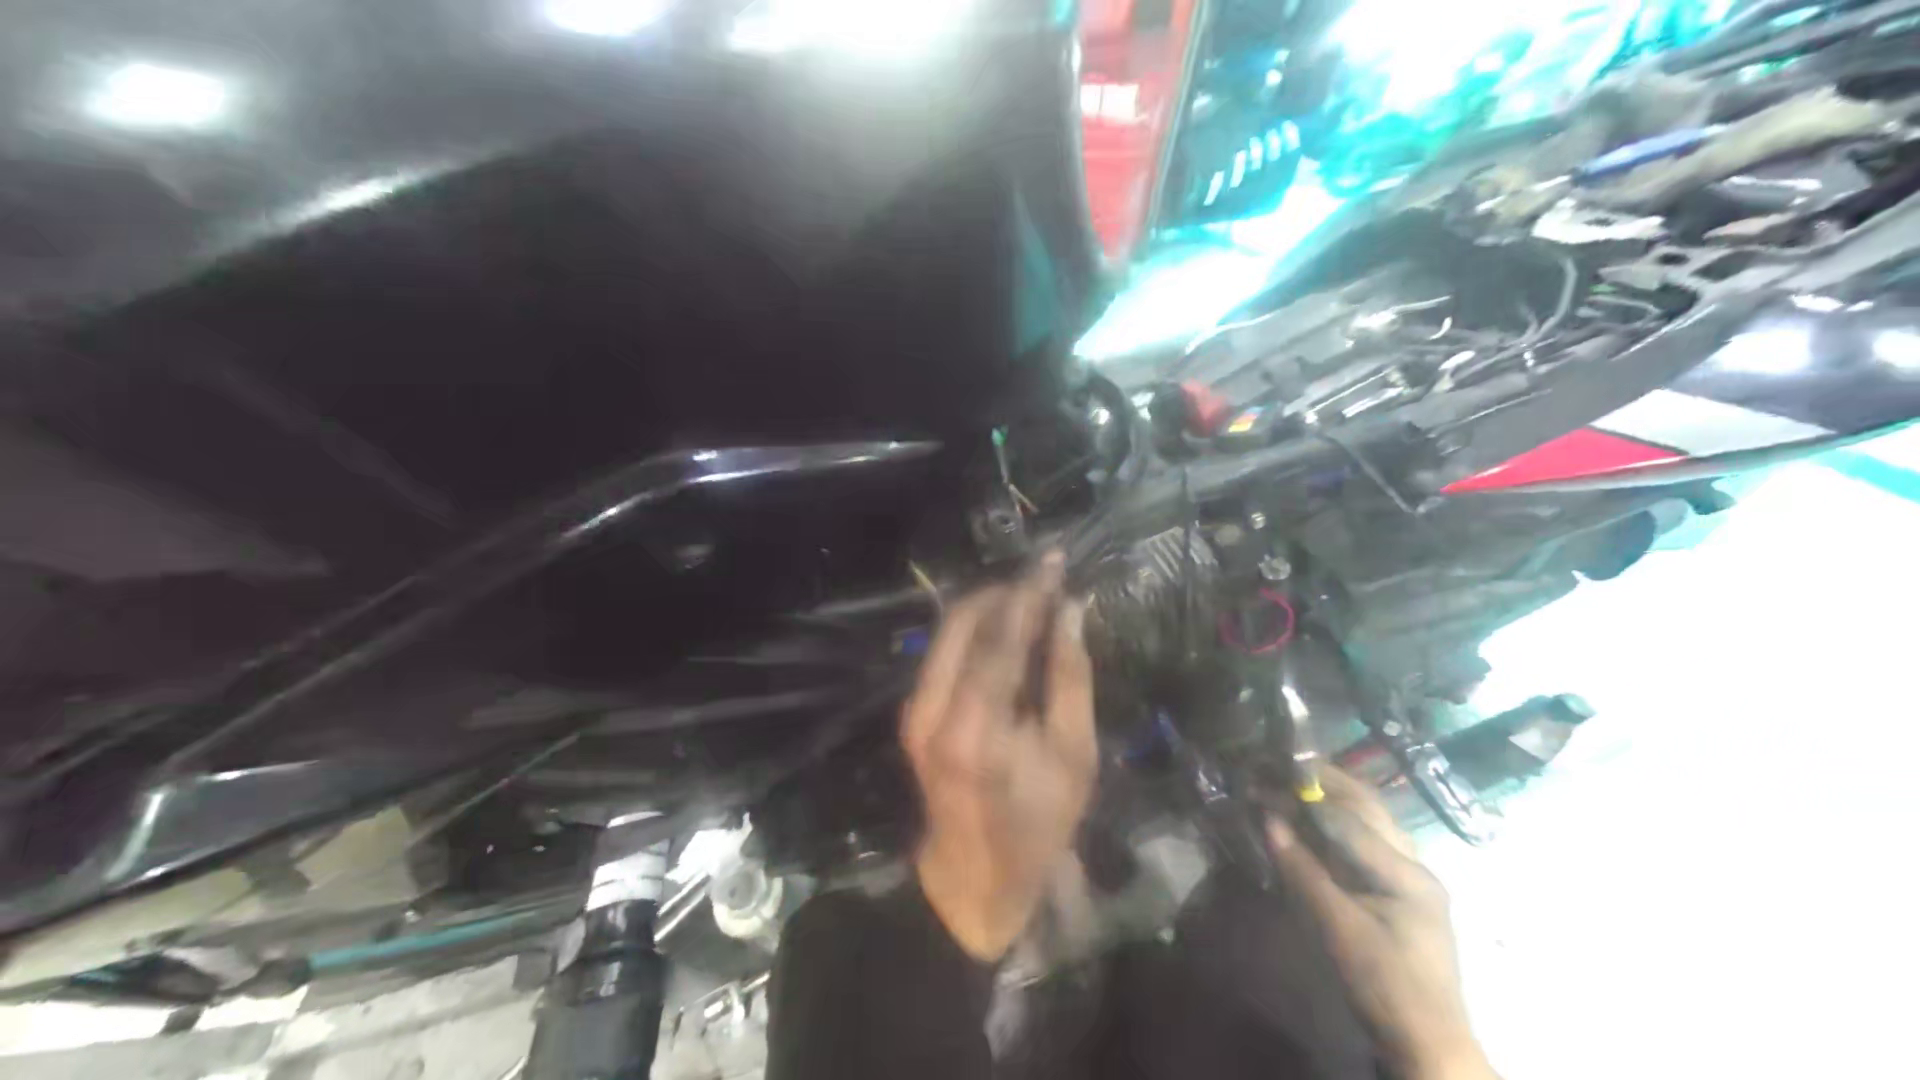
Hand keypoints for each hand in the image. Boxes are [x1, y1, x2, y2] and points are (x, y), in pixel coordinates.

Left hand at [901, 552, 1096, 961]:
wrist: (974, 875)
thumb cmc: (1039, 823)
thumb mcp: (1075, 755)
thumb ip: (1072, 677)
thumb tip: (1072, 611)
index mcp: (978, 727)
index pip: (1004, 637)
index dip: (1031, 593)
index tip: (1054, 559)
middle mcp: (934, 709)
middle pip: (963, 621)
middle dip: (1006, 592)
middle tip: (1043, 581)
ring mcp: (915, 710)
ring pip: (947, 631)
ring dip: (989, 608)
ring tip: (1031, 599)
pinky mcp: (911, 713)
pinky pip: (942, 652)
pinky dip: (974, 632)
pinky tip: (1006, 630)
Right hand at [1266, 768, 1496, 1079]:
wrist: (1428, 1045)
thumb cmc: (1385, 984)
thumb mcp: (1338, 929)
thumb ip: (1303, 871)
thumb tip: (1268, 819)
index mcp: (1407, 871)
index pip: (1347, 818)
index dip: (1302, 796)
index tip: (1264, 777)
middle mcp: (1415, 864)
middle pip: (1366, 807)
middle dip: (1322, 781)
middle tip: (1279, 764)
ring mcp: (1411, 879)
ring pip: (1369, 821)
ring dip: (1330, 800)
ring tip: (1291, 784)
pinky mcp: (1400, 893)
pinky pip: (1366, 843)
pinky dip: (1337, 825)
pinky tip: (1313, 824)